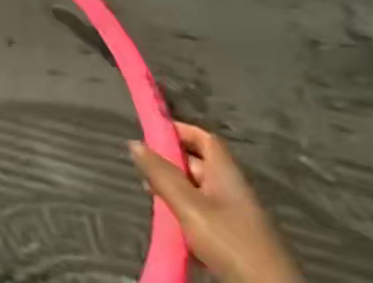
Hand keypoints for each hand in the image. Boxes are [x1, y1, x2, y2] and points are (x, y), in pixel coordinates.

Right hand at [130, 123, 303, 282]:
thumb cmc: (229, 242)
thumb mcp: (188, 205)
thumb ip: (161, 173)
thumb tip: (135, 143)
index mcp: (226, 173)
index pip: (204, 138)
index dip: (178, 131)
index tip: (150, 134)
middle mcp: (233, 188)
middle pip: (198, 164)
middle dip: (169, 164)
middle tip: (144, 172)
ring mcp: (237, 215)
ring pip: (199, 191)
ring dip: (175, 191)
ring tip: (155, 200)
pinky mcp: (236, 238)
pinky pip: (205, 214)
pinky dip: (186, 214)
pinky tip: (173, 227)